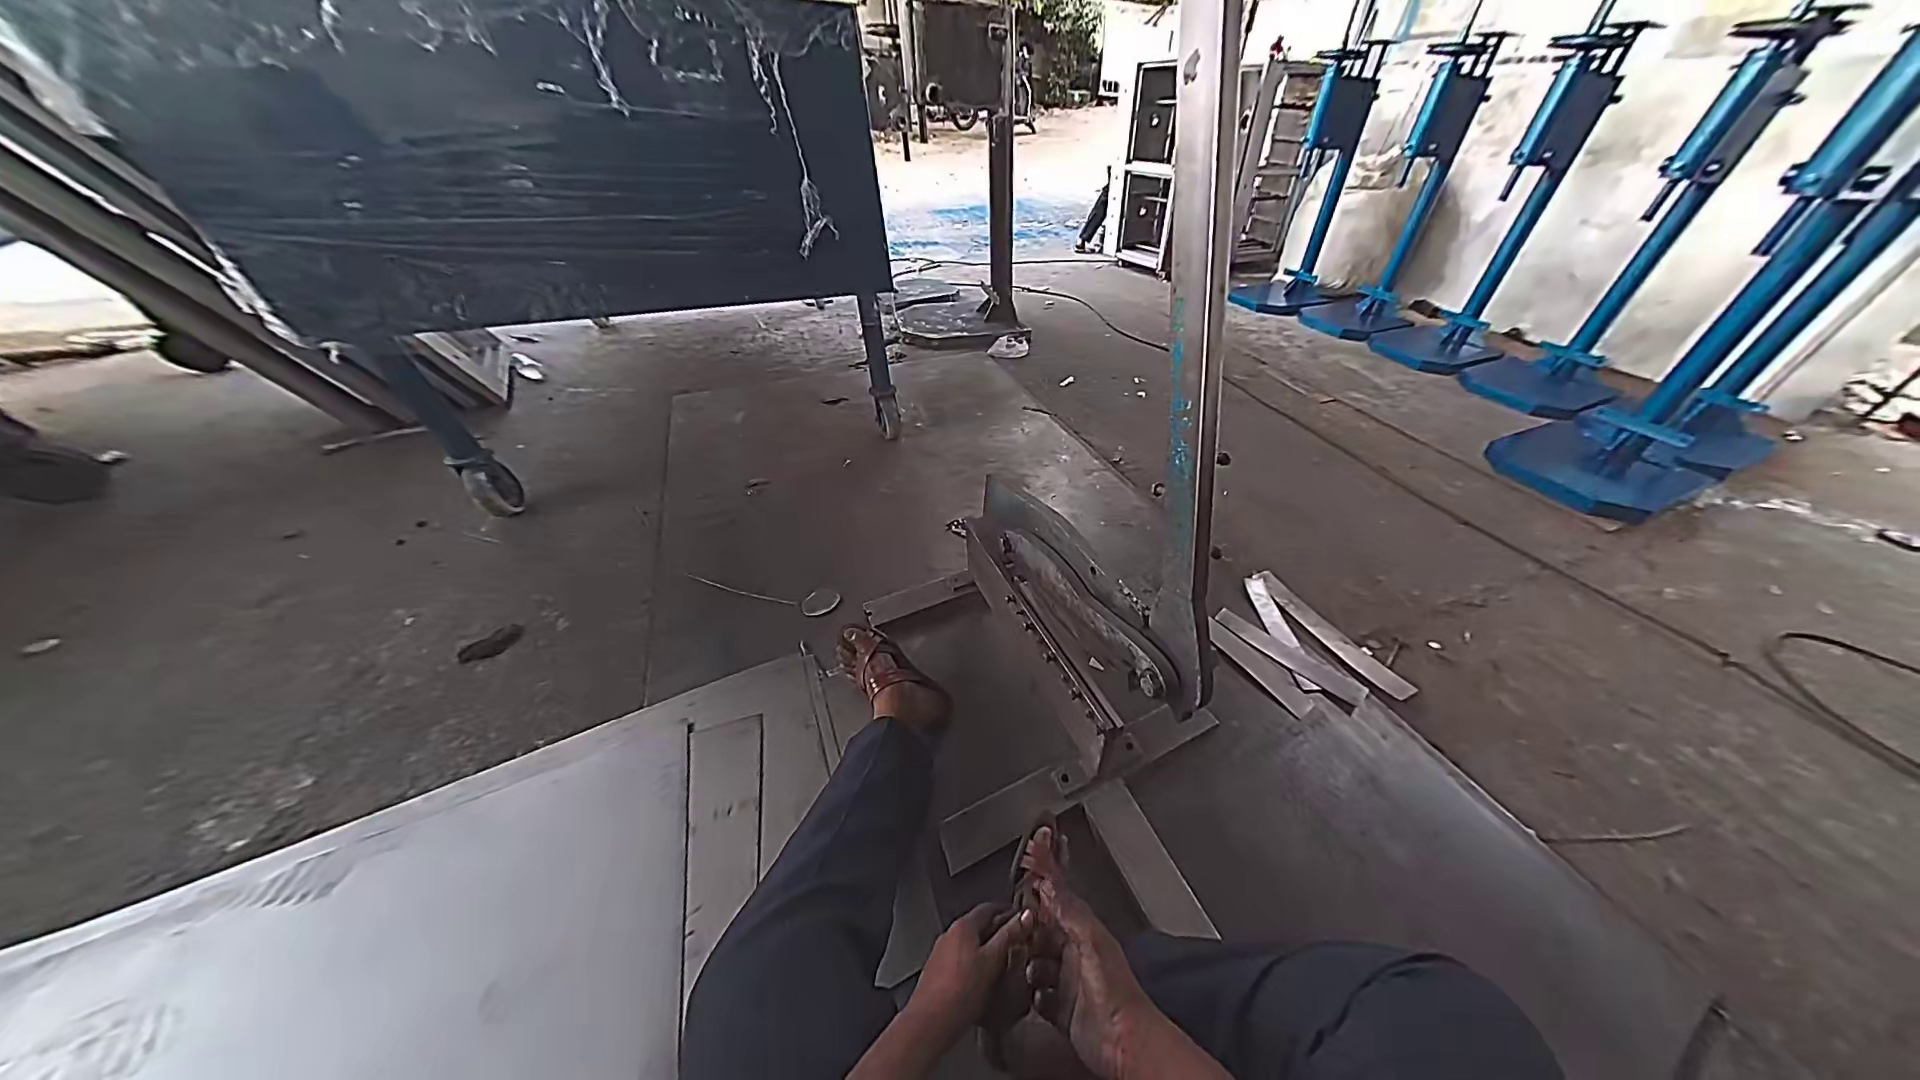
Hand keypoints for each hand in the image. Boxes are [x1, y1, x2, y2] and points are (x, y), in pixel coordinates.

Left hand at [908, 903, 1033, 1035]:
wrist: (930, 1022)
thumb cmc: (961, 990)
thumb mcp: (992, 961)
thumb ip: (1009, 936)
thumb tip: (1025, 916)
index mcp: (963, 926)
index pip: (990, 908)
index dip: (1009, 912)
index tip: (1023, 921)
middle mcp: (950, 934)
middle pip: (979, 925)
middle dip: (999, 931)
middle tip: (1019, 942)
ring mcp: (942, 953)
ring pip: (970, 943)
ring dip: (988, 948)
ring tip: (1005, 962)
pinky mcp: (938, 972)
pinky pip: (962, 959)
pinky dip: (976, 962)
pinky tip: (984, 978)